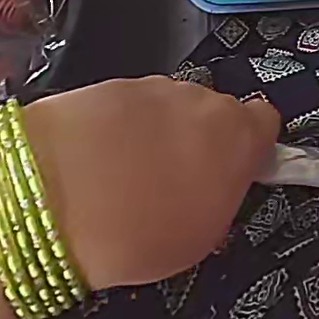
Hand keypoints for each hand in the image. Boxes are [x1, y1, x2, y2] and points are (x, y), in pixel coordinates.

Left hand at [21, 77, 279, 288]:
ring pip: (170, 107)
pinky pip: (129, 105)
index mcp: (238, 134)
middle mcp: (201, 99)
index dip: (251, 145)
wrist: (54, 196)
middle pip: (214, 112)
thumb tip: (219, 183)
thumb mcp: (202, 236)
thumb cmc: (139, 229)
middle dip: (200, 139)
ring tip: (126, 175)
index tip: (235, 168)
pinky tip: (97, 161)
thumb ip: (222, 195)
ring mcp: (154, 87)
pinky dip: (120, 126)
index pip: (265, 121)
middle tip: (174, 180)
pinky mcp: (110, 83)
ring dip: (159, 132)